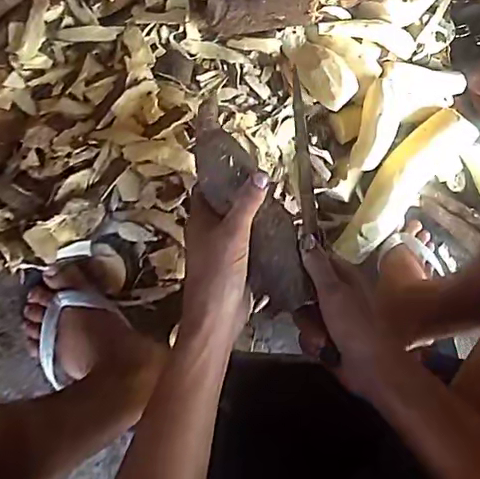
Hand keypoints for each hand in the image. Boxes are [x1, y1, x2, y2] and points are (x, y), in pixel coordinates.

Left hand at [180, 172, 266, 326]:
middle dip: (243, 191)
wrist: (217, 319)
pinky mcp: (237, 263)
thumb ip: (246, 203)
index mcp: (199, 220)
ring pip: (238, 222)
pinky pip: (250, 241)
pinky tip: (280, 225)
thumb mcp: (233, 233)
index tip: (243, 160)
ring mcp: (222, 248)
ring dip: (254, 212)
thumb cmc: (217, 274)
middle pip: (225, 204)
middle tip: (268, 176)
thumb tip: (261, 174)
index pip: (207, 187)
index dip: (221, 173)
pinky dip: (262, 232)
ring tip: (278, 195)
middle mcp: (208, 231)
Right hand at [296, 246, 403, 398]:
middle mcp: (339, 293)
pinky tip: (324, 350)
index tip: (286, 265)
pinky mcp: (328, 337)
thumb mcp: (334, 292)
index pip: (318, 258)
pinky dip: (314, 343)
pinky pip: (308, 334)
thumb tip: (306, 238)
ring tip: (323, 339)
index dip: (302, 261)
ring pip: (304, 314)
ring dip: (310, 330)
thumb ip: (318, 266)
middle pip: (305, 289)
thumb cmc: (356, 326)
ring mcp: (334, 316)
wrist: (370, 370)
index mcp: (345, 275)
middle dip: (303, 307)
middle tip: (308, 312)